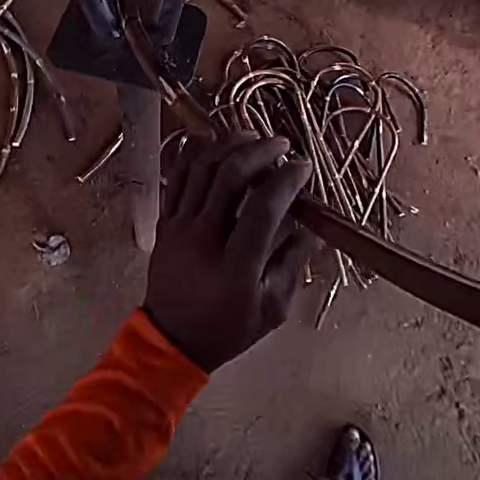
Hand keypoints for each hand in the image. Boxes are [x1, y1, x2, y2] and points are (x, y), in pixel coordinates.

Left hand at [142, 133, 318, 371]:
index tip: (303, 168)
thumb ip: (294, 263)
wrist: (171, 341)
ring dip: (230, 145)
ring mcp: (179, 226)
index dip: (286, 181)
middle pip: (229, 176)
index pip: (262, 208)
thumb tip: (314, 226)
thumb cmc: (226, 328)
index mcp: (234, 266)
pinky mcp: (165, 220)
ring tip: (253, 138)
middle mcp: (203, 239)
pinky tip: (216, 144)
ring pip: (201, 167)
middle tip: (281, 145)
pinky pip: (177, 175)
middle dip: (260, 151)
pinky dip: (196, 152)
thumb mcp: (272, 308)